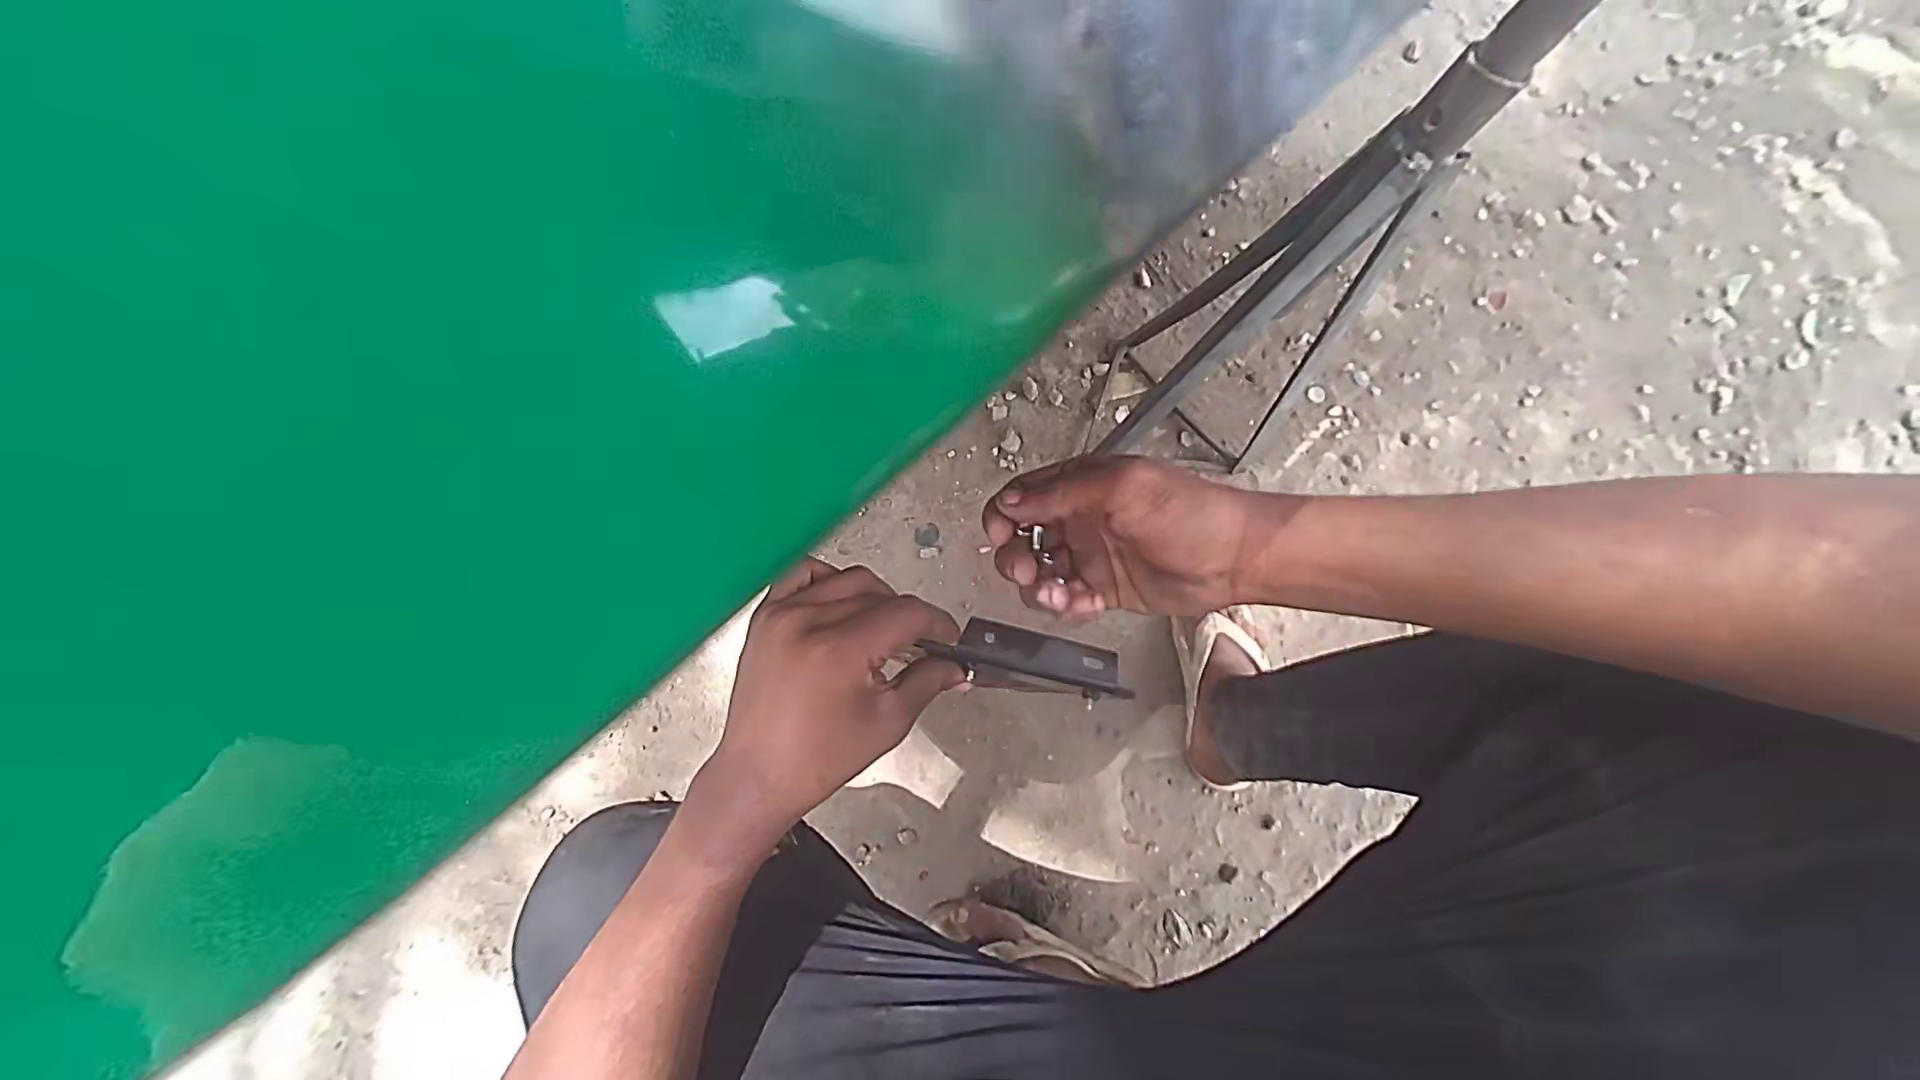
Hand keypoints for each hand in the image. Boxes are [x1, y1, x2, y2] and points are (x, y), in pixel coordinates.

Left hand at [687, 559, 964, 855]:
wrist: (758, 774)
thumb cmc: (812, 760)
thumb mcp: (887, 722)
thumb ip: (927, 682)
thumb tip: (952, 666)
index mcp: (839, 650)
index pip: (907, 612)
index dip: (937, 623)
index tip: (947, 636)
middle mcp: (806, 623)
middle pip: (880, 594)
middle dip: (909, 616)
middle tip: (920, 643)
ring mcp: (781, 615)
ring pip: (847, 579)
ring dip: (875, 597)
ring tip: (882, 628)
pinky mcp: (766, 617)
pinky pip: (803, 574)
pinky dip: (830, 581)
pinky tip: (841, 604)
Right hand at [983, 456, 1292, 617]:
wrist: (1233, 558)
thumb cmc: (1192, 513)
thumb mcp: (1124, 489)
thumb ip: (1064, 492)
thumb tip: (1013, 500)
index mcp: (1081, 486)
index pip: (1023, 496)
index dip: (1002, 515)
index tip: (999, 534)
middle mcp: (1081, 520)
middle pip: (1023, 539)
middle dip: (1015, 557)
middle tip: (1027, 571)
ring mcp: (1091, 555)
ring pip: (1041, 574)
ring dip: (1039, 587)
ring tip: (1057, 594)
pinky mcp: (1104, 586)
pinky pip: (1068, 598)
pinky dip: (1065, 605)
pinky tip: (1080, 604)